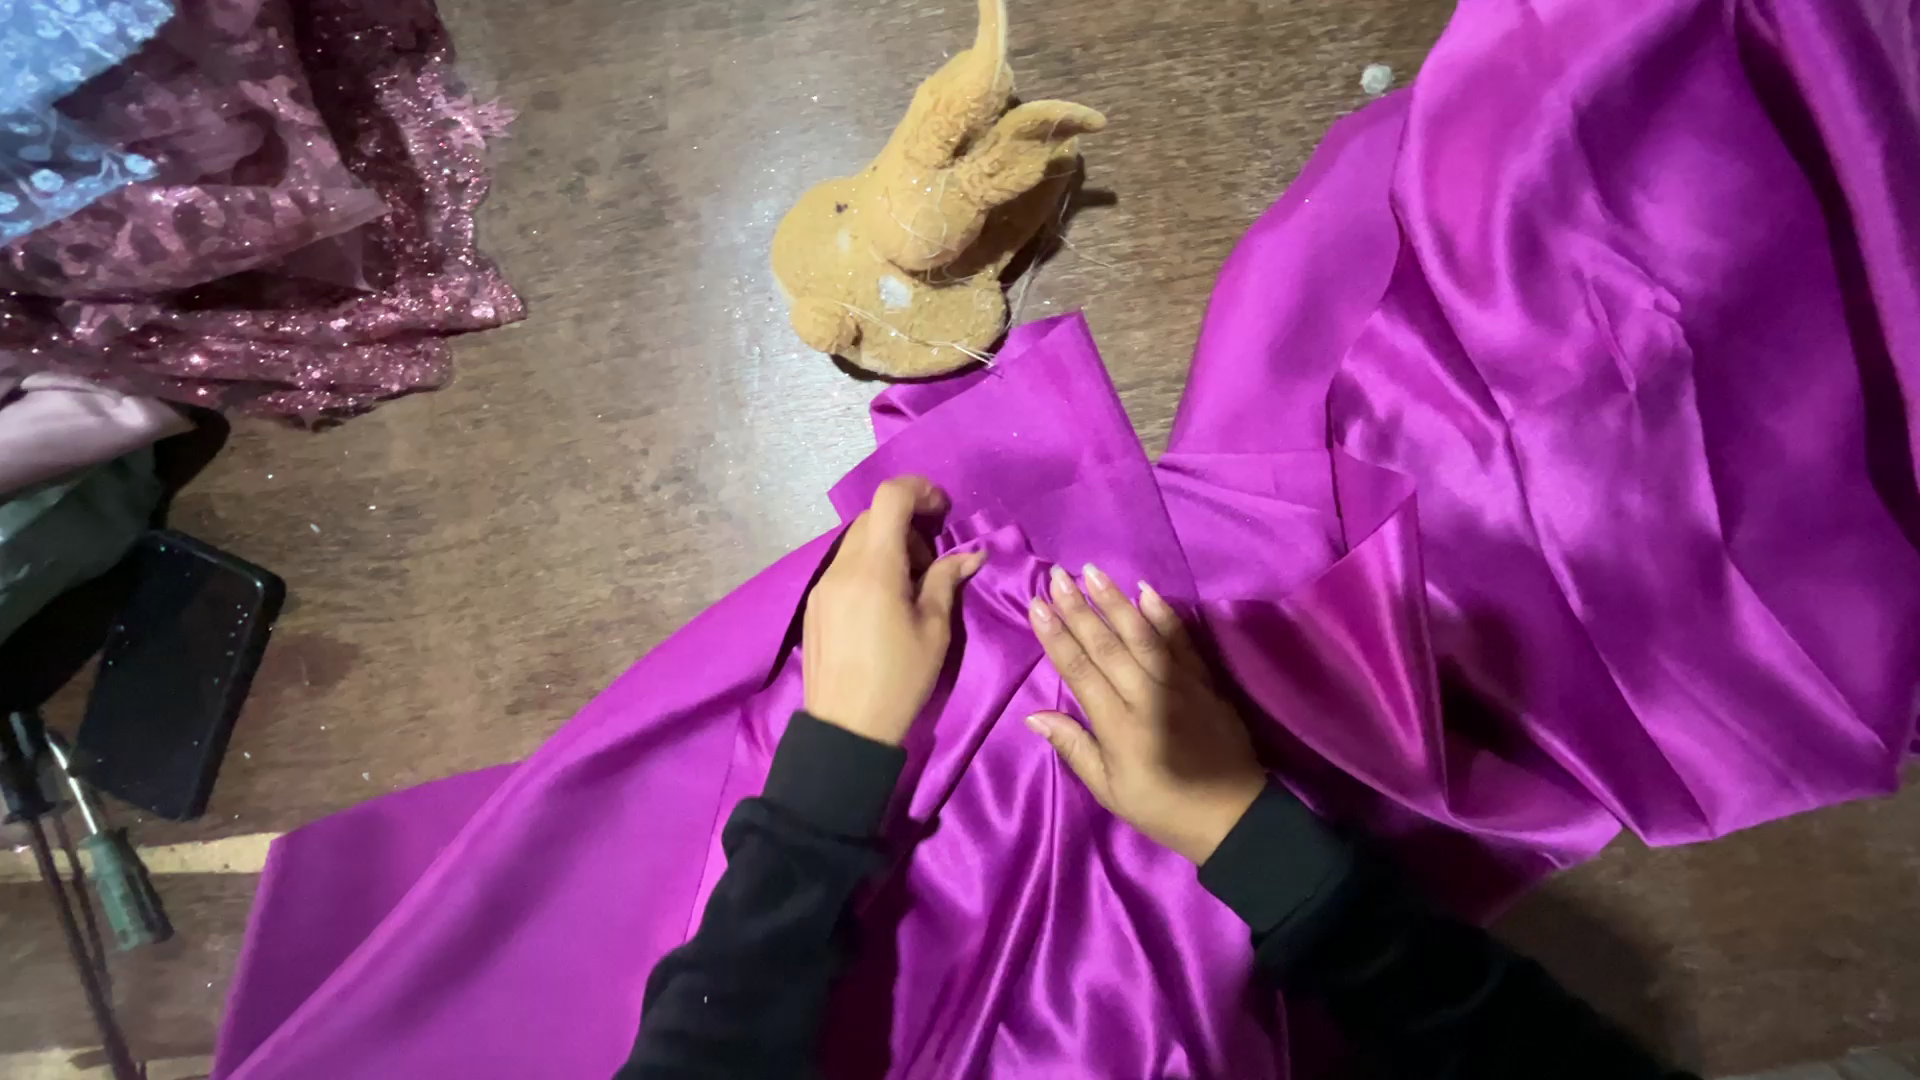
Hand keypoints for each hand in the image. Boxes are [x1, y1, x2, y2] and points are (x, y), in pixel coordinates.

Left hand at [803, 476, 985, 745]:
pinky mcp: (815, 603)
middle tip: (933, 562)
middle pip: (873, 516)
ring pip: (857, 540)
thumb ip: (946, 580)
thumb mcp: (935, 630)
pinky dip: (869, 565)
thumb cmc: (900, 680)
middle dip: (908, 524)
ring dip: (888, 545)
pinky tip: (885, 604)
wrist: (845, 731)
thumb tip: (971, 553)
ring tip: (911, 586)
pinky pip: (844, 565)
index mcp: (874, 568)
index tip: (944, 511)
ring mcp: (823, 584)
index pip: (890, 497)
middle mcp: (841, 566)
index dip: (920, 490)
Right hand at [1026, 565, 1266, 863]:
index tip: (1037, 606)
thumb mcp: (1110, 790)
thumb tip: (1033, 715)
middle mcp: (1146, 696)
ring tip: (1091, 572)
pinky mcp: (1204, 680)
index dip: (1057, 637)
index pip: (1080, 671)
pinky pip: (1181, 641)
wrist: (1234, 816)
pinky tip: (1146, 591)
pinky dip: (1164, 614)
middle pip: (1106, 645)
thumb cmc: (1163, 807)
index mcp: (1119, 726)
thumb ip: (1074, 747)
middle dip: (1078, 608)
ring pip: (1141, 634)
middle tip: (1056, 576)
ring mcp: (1179, 684)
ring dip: (1114, 600)